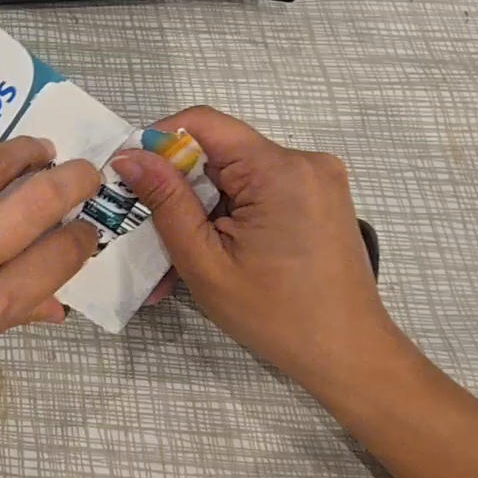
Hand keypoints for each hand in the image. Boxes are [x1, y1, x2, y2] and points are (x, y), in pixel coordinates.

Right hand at [109, 107, 396, 384]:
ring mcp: (314, 178)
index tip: (128, 175)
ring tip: (174, 255)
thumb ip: (166, 201)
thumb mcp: (204, 261)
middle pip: (218, 151)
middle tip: (144, 227)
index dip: (157, 142)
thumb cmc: (275, 315)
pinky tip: (210, 252)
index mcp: (279, 170)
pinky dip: (225, 215)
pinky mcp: (316, 196)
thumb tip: (129, 155)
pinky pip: (255, 190)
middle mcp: (303, 161)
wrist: (348, 354)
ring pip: (232, 175)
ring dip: (198, 208)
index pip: (203, 123)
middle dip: (176, 186)